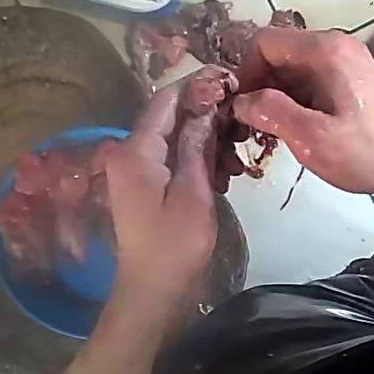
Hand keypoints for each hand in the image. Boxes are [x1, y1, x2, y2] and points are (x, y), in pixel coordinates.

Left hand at [98, 84, 216, 334]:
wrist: (153, 291)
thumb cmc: (174, 245)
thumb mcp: (193, 192)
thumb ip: (197, 146)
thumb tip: (206, 108)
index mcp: (136, 150)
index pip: (166, 100)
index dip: (198, 86)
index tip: (232, 83)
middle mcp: (130, 153)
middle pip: (171, 118)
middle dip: (208, 119)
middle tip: (242, 129)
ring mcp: (137, 170)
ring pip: (177, 140)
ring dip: (207, 144)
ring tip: (235, 164)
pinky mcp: (146, 186)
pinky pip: (174, 160)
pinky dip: (198, 162)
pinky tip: (222, 178)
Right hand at [232, 28, 373, 198]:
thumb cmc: (367, 152)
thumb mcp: (312, 137)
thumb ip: (271, 112)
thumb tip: (240, 101)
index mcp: (326, 50)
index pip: (265, 42)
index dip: (245, 73)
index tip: (241, 108)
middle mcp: (336, 46)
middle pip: (279, 55)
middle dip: (259, 87)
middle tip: (252, 126)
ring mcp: (346, 63)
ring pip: (294, 71)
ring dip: (277, 98)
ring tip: (272, 134)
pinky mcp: (352, 82)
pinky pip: (311, 82)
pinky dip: (296, 102)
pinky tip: (296, 132)